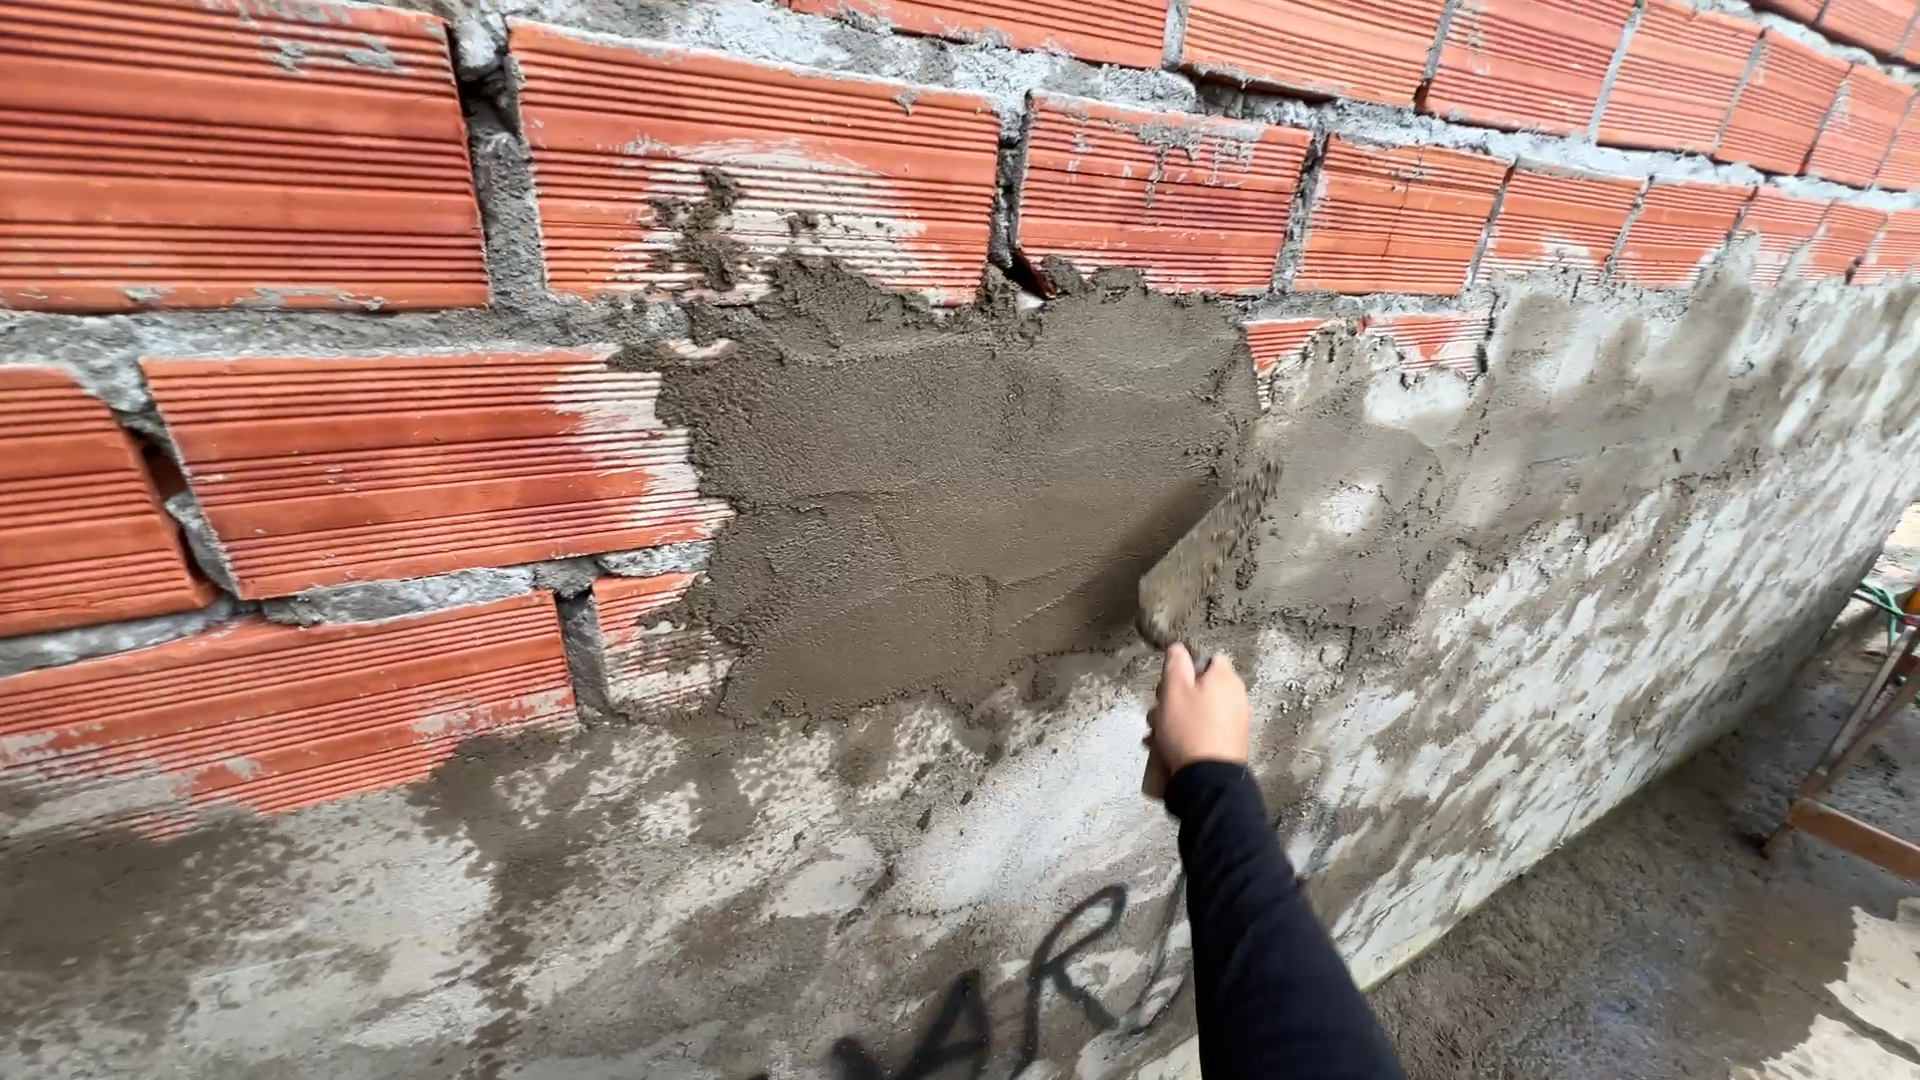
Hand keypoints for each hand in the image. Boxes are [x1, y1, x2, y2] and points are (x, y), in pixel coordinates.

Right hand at [1144, 644, 1249, 794]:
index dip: (1185, 665)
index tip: (1169, 681)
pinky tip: (1167, 745)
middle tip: (1160, 708)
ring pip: (1198, 708)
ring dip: (1176, 716)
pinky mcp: (1229, 742)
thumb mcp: (1174, 690)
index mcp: (1225, 678)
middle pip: (1200, 684)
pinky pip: (1204, 727)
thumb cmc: (1188, 729)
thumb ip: (1176, 663)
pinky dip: (1187, 732)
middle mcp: (1236, 696)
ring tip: (1158, 732)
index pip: (1207, 657)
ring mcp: (1235, 721)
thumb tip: (1178, 647)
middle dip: (1175, 694)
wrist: (1207, 780)